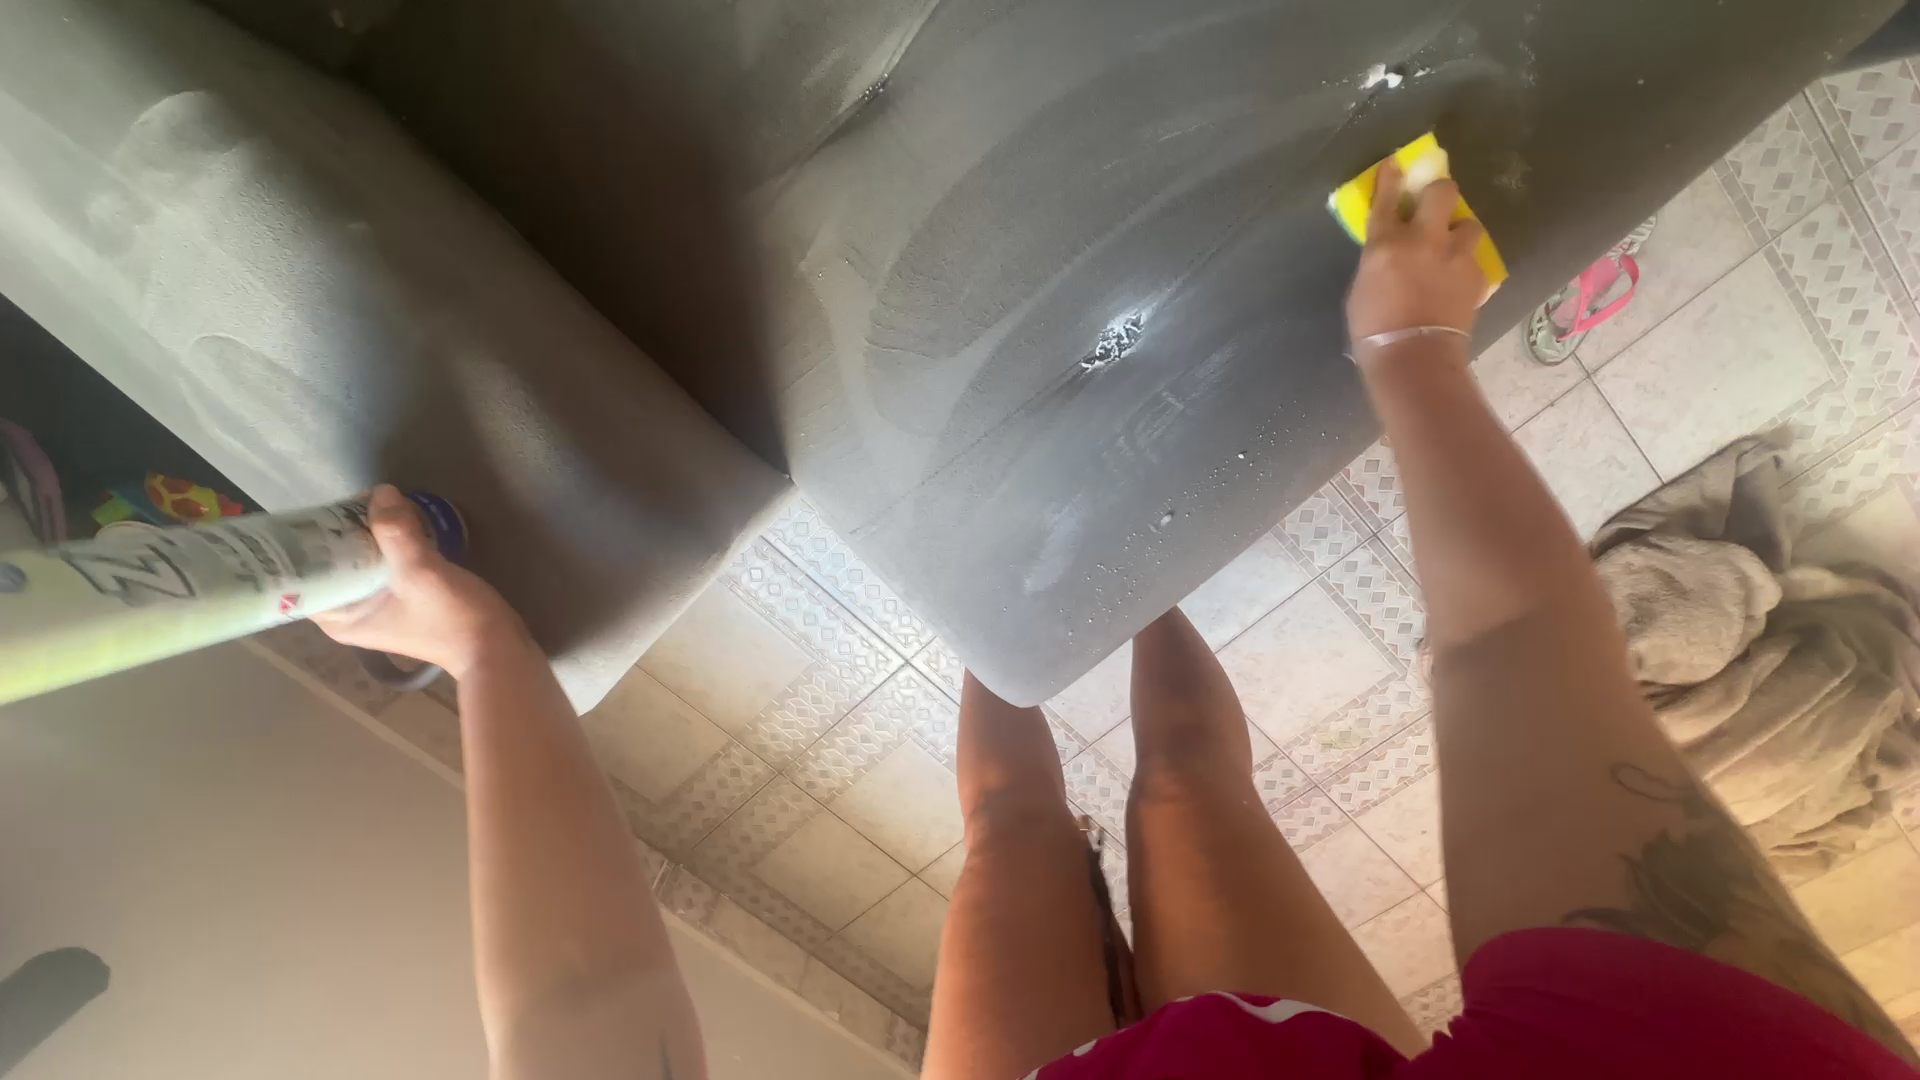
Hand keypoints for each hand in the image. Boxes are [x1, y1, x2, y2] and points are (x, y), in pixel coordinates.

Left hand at [312, 485, 528, 678]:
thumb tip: (381, 492)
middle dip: (344, 533)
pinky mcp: (406, 599)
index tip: (319, 512)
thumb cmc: (454, 619)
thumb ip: (398, 534)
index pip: (305, 575)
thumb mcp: (423, 574)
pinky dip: (392, 546)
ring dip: (371, 536)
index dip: (308, 543)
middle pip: (336, 564)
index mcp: (340, 617)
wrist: (500, 646)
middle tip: (353, 502)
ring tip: (379, 507)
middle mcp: (352, 612)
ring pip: (363, 562)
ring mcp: (380, 606)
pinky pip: (386, 565)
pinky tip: (404, 526)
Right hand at [1345, 159, 1488, 346]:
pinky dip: (1465, 267)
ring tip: (1451, 250)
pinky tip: (1457, 282)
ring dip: (1458, 233)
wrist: (1412, 355)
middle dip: (1438, 194)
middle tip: (1433, 208)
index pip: (1388, 200)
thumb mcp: (1361, 291)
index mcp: (1385, 244)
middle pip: (1443, 192)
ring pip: (1468, 224)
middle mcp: (1423, 240)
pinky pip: (1474, 261)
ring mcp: (1455, 255)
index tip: (1396, 164)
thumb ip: (1377, 263)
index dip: (1391, 178)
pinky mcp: (1476, 275)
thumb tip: (1388, 255)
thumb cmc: (1371, 330)